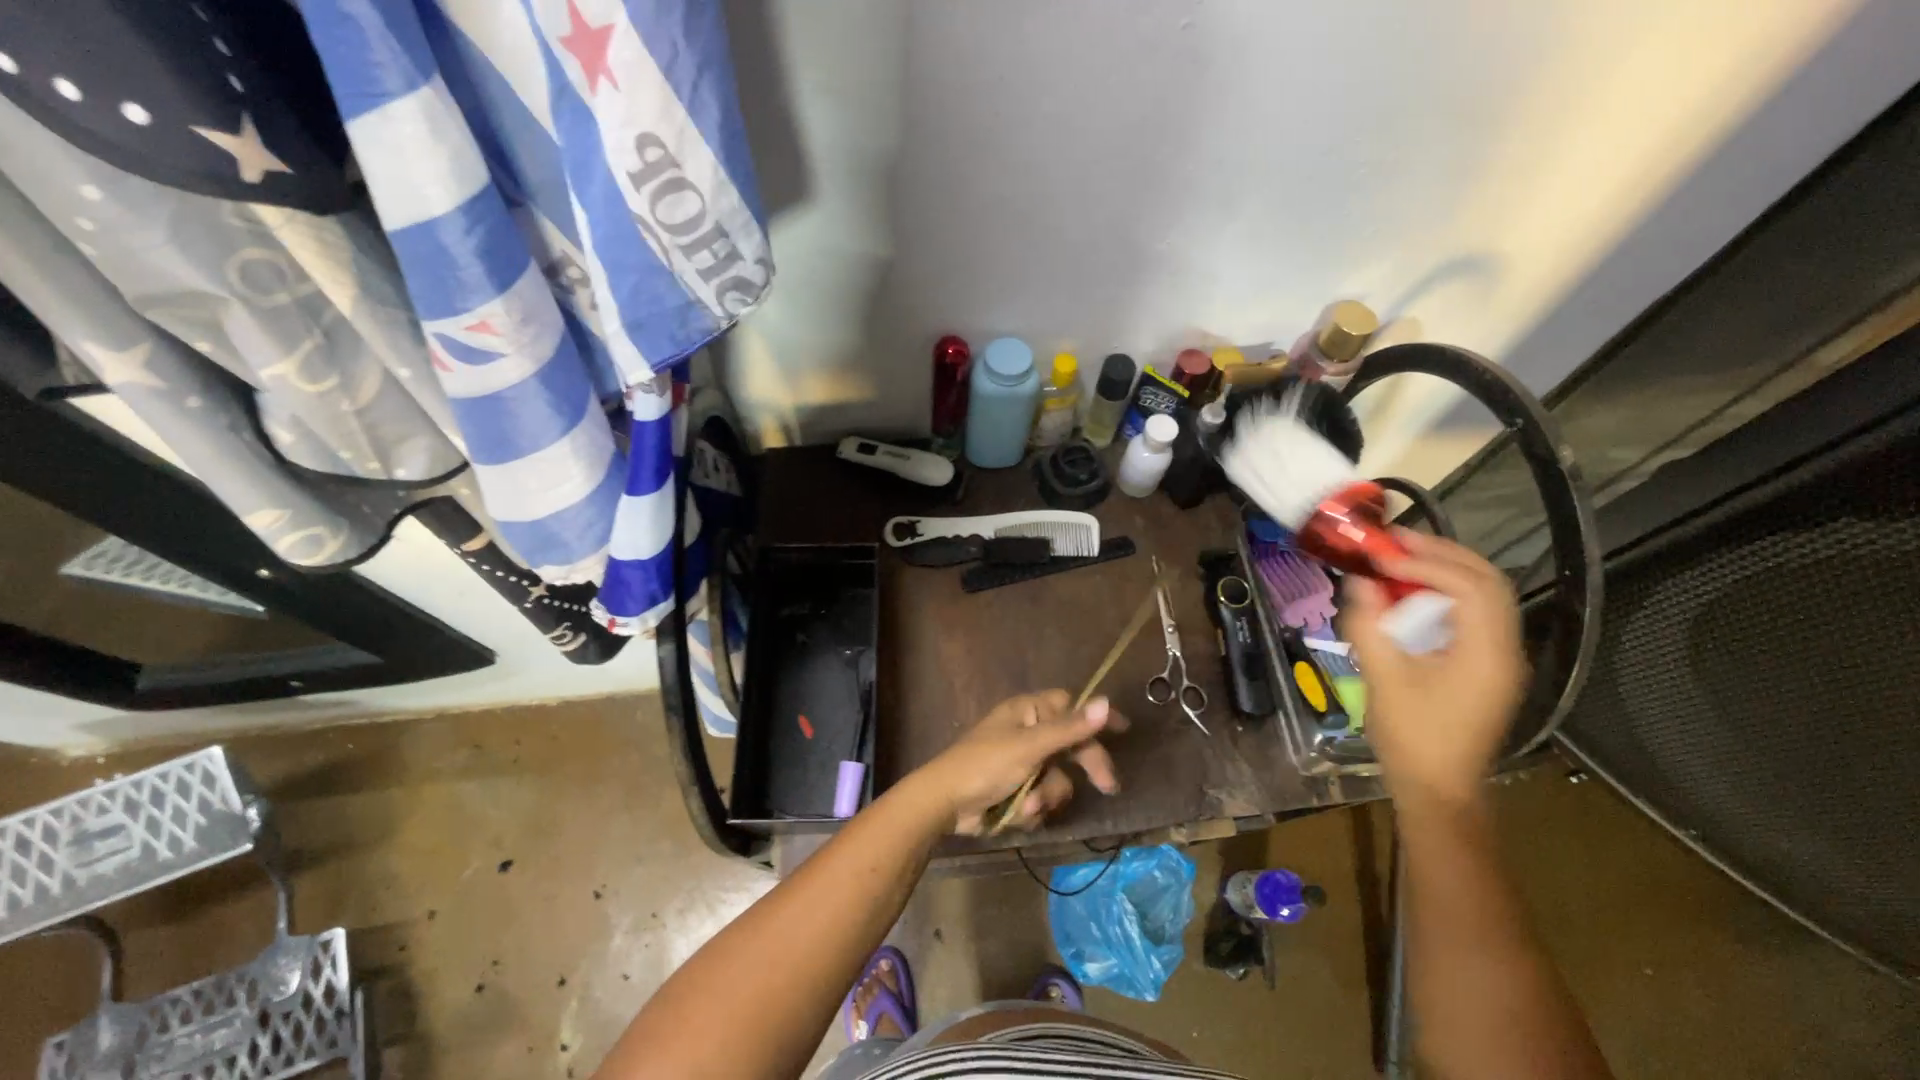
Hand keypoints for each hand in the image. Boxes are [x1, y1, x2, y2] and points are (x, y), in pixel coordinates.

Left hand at [909, 690, 1125, 834]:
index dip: (1095, 717)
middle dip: (1084, 768)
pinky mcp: (1016, 790)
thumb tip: (1107, 701)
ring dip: (1046, 795)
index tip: (1123, 730)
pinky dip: (1032, 808)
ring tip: (1028, 804)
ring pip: (1058, 779)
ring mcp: (1022, 763)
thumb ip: (1070, 728)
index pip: (1071, 706)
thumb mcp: (1030, 746)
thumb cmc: (985, 765)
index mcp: (1027, 712)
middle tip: (1108, 787)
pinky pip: (1042, 798)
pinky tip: (1016, 812)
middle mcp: (1027, 733)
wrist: (945, 804)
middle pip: (1071, 746)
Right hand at [1340, 530, 1524, 809]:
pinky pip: (1476, 616)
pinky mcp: (1487, 670)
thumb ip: (1370, 627)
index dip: (1425, 562)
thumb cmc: (1413, 738)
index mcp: (1487, 651)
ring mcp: (1500, 660)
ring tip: (1402, 561)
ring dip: (1447, 572)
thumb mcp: (1384, 681)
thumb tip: (1358, 582)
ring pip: (1485, 597)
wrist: (1439, 791)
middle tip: (1397, 542)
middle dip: (1442, 555)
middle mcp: (1505, 649)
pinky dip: (1447, 596)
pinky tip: (1413, 598)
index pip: (1468, 585)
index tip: (1382, 556)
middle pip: (1487, 582)